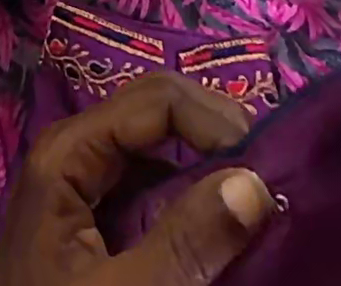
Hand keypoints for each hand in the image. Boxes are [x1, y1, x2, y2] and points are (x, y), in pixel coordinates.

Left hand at [0, 72, 275, 285]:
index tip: (265, 168)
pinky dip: (190, 185)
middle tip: (270, 172)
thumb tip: (256, 182)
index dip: (214, 121)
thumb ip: (187, 241)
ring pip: (157, 139)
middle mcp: (77, 143)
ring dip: (207, 156)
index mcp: (70, 148)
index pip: (156, 99)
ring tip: (255, 188)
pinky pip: (150, 175)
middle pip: (156, 107)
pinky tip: (220, 209)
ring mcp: (84, 171)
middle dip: (214, 131)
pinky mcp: (95, 203)